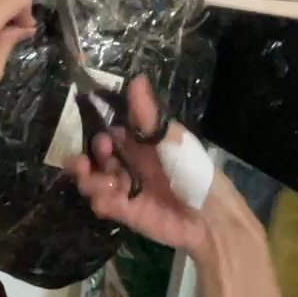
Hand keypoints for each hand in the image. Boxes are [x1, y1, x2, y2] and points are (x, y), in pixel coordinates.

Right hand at [64, 76, 249, 258]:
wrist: (209, 218)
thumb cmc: (194, 172)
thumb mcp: (171, 140)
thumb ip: (148, 116)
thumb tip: (136, 79)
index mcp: (140, 143)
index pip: (110, 133)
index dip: (99, 133)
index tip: (104, 137)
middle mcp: (128, 164)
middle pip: (94, 158)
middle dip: (87, 157)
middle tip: (99, 156)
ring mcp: (124, 188)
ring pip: (92, 180)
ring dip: (88, 178)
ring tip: (99, 181)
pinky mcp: (123, 212)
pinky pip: (101, 203)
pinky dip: (99, 199)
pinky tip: (109, 197)